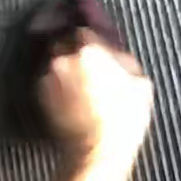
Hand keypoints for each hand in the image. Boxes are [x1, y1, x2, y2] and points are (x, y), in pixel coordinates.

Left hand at [38, 30, 153, 164]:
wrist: (98, 149)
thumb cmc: (124, 118)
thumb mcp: (140, 83)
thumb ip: (123, 60)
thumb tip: (114, 53)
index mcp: (89, 52)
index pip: (83, 32)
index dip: (89, 40)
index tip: (93, 46)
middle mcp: (64, 60)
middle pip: (64, 45)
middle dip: (73, 53)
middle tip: (87, 68)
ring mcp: (48, 77)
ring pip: (56, 65)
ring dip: (65, 71)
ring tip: (80, 88)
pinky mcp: (40, 95)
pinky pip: (48, 83)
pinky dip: (57, 86)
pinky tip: (71, 99)